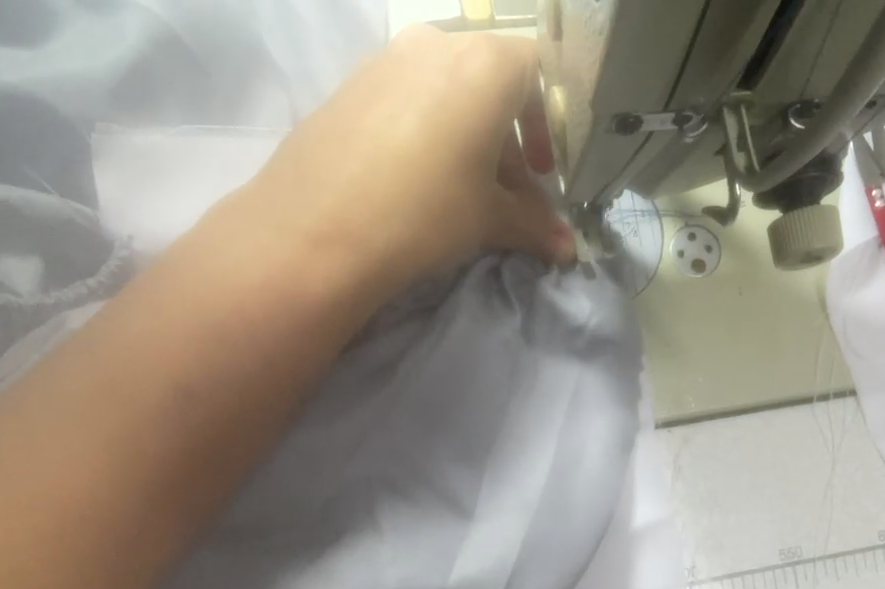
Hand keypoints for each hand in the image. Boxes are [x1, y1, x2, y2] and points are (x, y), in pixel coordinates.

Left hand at [232, 26, 573, 297]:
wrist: (317, 229)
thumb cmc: (426, 212)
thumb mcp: (489, 220)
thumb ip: (534, 225)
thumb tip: (567, 248)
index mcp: (485, 64)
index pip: (538, 71)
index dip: (549, 122)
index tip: (544, 171)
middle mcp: (436, 44)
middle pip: (490, 81)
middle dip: (507, 139)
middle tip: (506, 195)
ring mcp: (386, 60)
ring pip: (446, 90)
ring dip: (466, 139)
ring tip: (459, 195)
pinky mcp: (349, 86)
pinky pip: (406, 100)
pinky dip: (425, 134)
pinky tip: (412, 185)